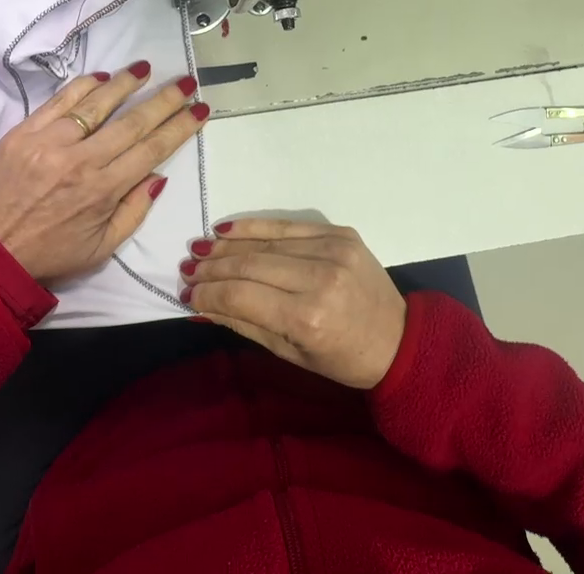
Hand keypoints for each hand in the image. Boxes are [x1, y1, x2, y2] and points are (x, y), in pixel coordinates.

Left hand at [0, 63, 206, 284]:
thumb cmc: (48, 253)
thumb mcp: (101, 248)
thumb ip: (134, 211)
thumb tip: (158, 175)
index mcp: (103, 191)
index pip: (152, 149)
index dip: (179, 127)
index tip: (199, 110)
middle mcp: (81, 160)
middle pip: (132, 121)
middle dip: (164, 100)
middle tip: (185, 82)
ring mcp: (51, 142)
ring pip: (97, 103)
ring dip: (125, 83)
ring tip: (146, 68)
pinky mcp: (24, 131)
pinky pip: (60, 100)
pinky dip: (83, 85)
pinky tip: (102, 76)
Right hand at [181, 219, 406, 388]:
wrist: (398, 339)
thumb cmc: (342, 359)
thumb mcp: (290, 354)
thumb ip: (244, 324)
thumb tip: (199, 304)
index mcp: (308, 318)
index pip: (243, 296)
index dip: (209, 292)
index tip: (185, 292)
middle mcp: (320, 279)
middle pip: (250, 265)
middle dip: (212, 268)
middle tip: (185, 268)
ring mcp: (333, 250)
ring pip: (265, 242)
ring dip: (226, 246)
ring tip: (199, 249)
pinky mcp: (341, 233)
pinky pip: (289, 225)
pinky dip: (254, 226)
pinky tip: (226, 230)